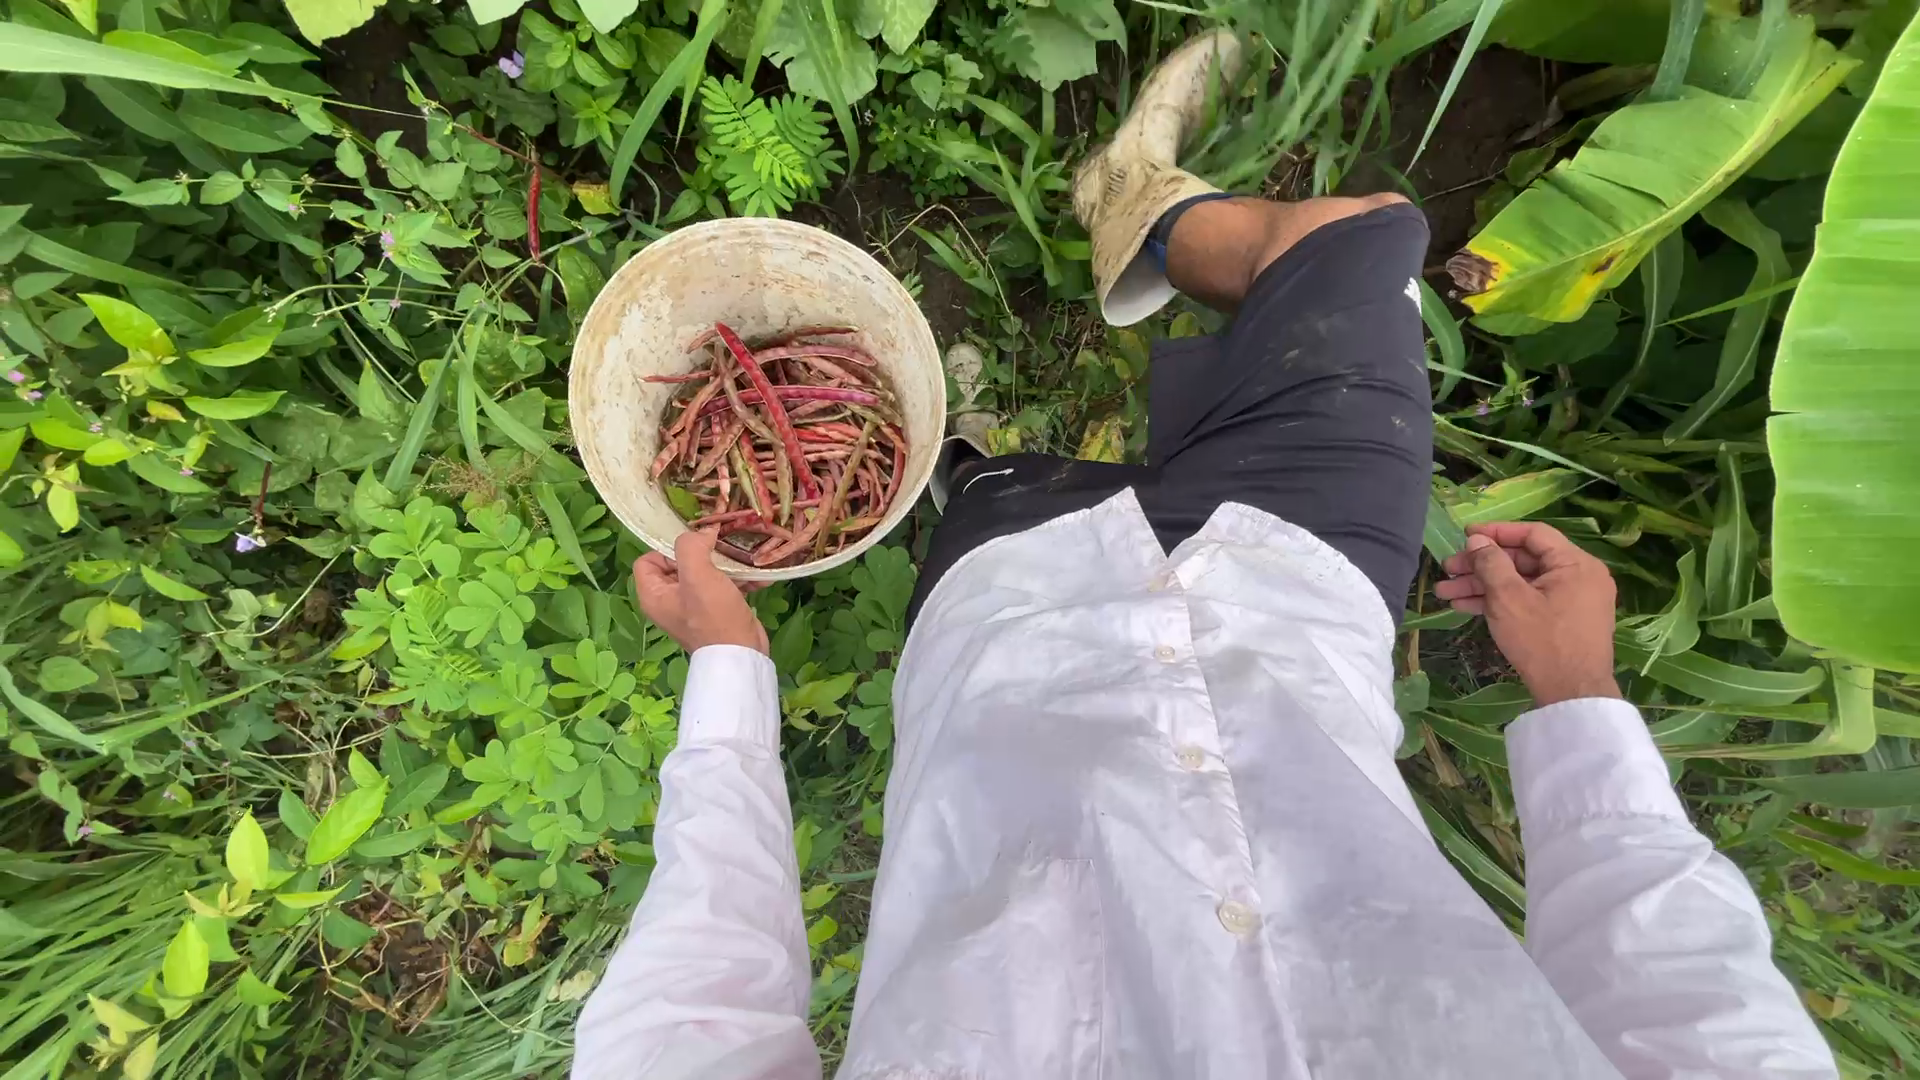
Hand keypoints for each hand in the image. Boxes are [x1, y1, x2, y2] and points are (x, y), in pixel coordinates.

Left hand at [633, 530, 768, 655]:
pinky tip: (759, 577)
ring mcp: (693, 609)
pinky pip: (724, 588)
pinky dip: (740, 581)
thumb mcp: (698, 575)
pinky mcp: (716, 613)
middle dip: (704, 553)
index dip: (668, 549)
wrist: (741, 655)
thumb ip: (691, 546)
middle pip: (679, 564)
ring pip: (705, 574)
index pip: (647, 560)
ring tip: (746, 559)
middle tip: (723, 547)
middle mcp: (669, 602)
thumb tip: (704, 532)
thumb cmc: (714, 616)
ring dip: (727, 565)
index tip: (694, 548)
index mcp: (654, 595)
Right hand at [1433, 522, 1620, 706]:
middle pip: (1521, 560)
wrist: (1570, 691)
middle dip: (1480, 565)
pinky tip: (1463, 606)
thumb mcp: (1508, 597)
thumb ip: (1491, 563)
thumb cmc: (1541, 639)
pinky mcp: (1560, 618)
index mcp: (1575, 565)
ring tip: (1445, 592)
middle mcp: (1577, 577)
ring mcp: (1569, 599)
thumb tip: (1477, 540)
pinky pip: (1525, 599)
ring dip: (1480, 585)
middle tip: (1447, 569)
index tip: (1464, 535)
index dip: (1496, 531)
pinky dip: (1496, 600)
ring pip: (1518, 582)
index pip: (1533, 534)